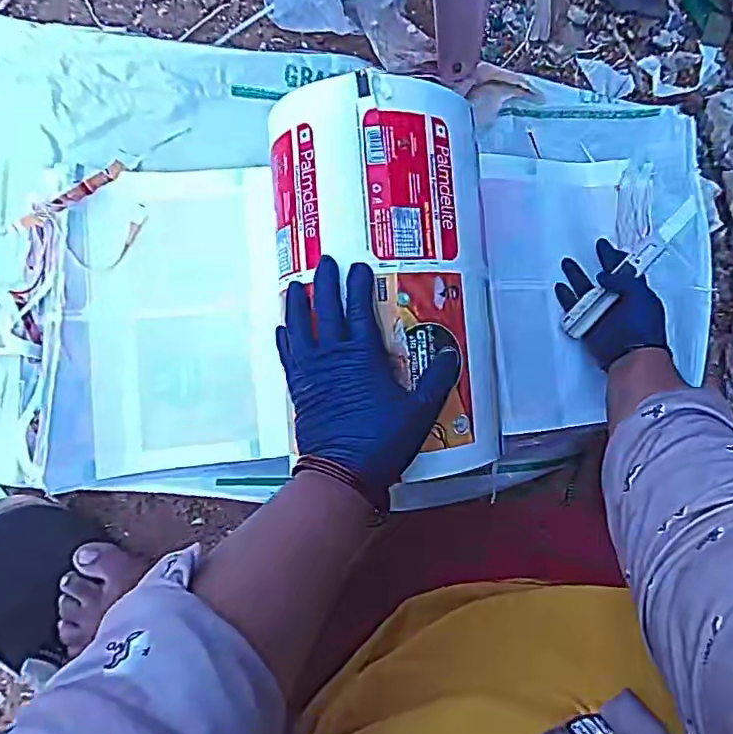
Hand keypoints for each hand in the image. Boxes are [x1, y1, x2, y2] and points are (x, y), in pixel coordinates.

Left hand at [276, 256, 461, 508]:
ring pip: (300, 328)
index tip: (360, 267)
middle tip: (326, 261)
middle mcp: (333, 357)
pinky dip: (285, 340)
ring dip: (297, 304)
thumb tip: (450, 353)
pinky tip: (282, 329)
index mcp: (362, 356)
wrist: (341, 472)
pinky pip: (288, 357)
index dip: (359, 286)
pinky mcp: (299, 389)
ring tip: (295, 285)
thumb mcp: (419, 410)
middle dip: (327, 283)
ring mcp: (312, 371)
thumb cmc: (381, 440)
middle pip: (327, 310)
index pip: (359, 310)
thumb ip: (436, 379)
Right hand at [554, 239, 669, 370]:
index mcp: (636, 294)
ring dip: (577, 276)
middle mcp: (619, 302)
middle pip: (606, 277)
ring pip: (587, 290)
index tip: (609, 247)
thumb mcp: (640, 295)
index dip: (617, 257)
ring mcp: (604, 314)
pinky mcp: (590, 326)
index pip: (626, 270)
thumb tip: (605, 275)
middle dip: (601, 262)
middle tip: (595, 250)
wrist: (632, 357)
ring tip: (569, 264)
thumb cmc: (644, 331)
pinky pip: (574, 309)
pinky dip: (566, 298)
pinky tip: (562, 289)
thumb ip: (622, 280)